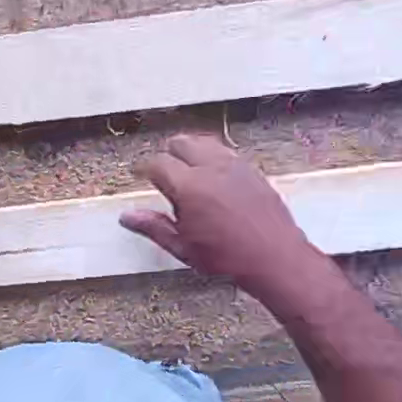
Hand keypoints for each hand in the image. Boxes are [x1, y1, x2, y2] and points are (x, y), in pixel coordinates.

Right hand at [119, 134, 329, 301]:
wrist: (274, 258)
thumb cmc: (226, 257)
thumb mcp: (182, 246)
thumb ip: (153, 226)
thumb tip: (127, 217)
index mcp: (188, 187)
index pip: (158, 164)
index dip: (144, 168)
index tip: (140, 174)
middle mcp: (211, 169)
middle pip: (182, 143)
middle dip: (168, 152)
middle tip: (161, 169)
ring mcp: (235, 167)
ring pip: (206, 143)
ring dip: (191, 150)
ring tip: (185, 167)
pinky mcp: (253, 172)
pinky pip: (227, 153)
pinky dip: (213, 156)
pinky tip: (212, 173)